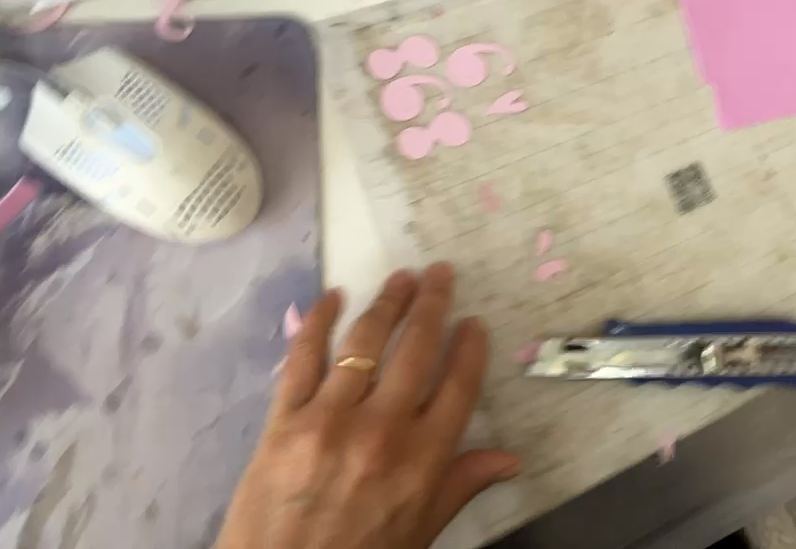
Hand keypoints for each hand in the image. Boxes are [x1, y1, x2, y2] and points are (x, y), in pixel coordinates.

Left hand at [216, 264, 519, 548]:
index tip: (473, 321)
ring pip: (366, 340)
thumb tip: (511, 459)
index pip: (458, 385)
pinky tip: (334, 295)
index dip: (469, 346)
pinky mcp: (285, 420)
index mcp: (422, 462)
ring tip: (401, 277)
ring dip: (388, 301)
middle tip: (440, 273)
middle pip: (417, 348)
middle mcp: (383, 431)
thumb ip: (461, 485)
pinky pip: (304, 357)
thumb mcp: (420, 533)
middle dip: (433, 303)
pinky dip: (319, 320)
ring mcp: (331, 420)